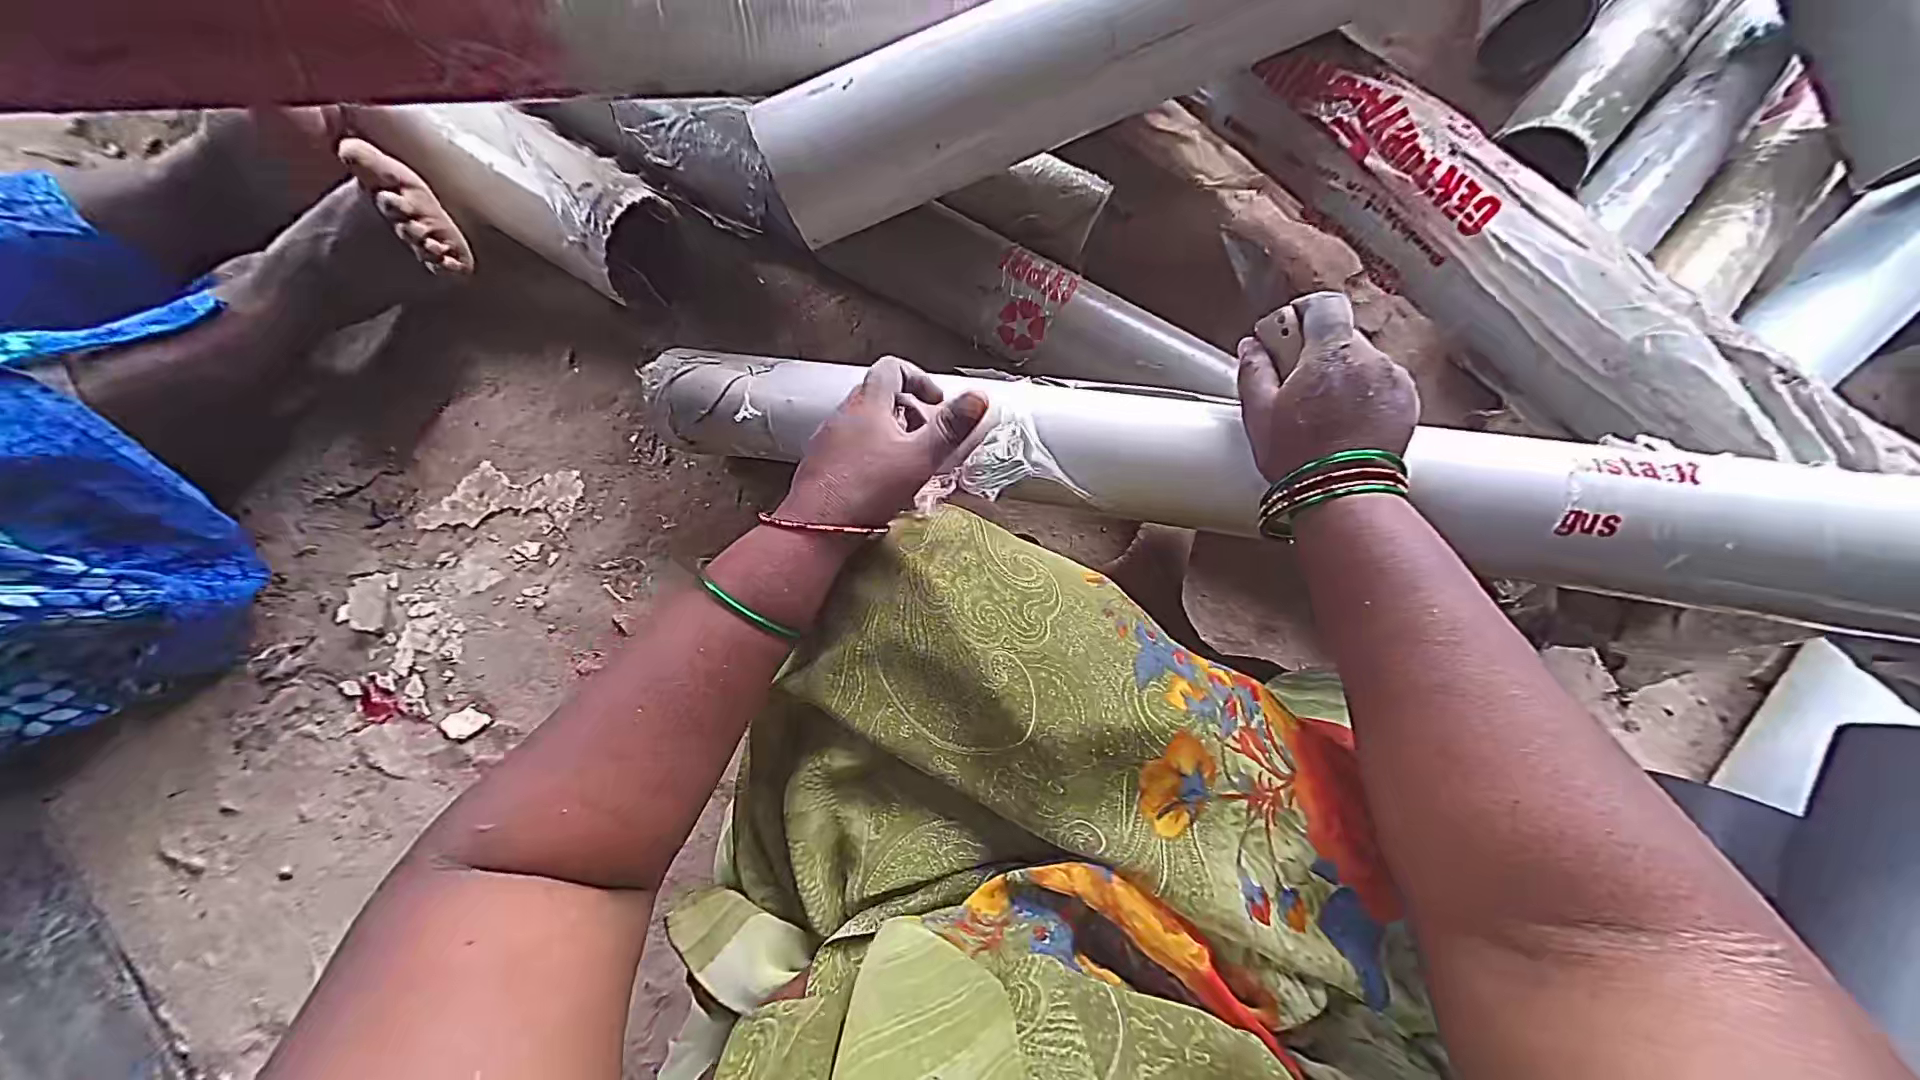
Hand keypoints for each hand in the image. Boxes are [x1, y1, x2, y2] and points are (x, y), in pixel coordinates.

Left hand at [778, 357, 989, 527]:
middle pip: (880, 396)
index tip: (938, 402)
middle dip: (910, 410)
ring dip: (891, 433)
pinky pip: (851, 446)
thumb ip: (950, 428)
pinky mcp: (820, 464)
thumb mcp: (919, 457)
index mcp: (868, 403)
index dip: (920, 379)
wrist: (816, 527)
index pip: (892, 368)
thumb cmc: (869, 488)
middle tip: (928, 435)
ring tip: (909, 461)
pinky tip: (882, 482)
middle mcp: (844, 414)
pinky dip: (872, 453)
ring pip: (865, 423)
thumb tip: (979, 397)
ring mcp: (828, 439)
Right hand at [1237, 291, 1418, 482]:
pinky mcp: (1407, 401)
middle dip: (1315, 352)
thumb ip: (1254, 369)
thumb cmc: (1298, 456)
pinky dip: (1360, 393)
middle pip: (1340, 335)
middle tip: (1291, 385)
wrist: (1343, 493)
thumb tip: (1252, 345)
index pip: (1322, 304)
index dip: (1299, 313)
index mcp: (1331, 353)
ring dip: (1338, 374)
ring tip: (1317, 411)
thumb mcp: (1258, 412)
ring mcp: (1394, 379)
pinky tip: (1341, 421)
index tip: (1283, 336)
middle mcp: (1370, 358)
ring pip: (1360, 361)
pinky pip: (1379, 383)